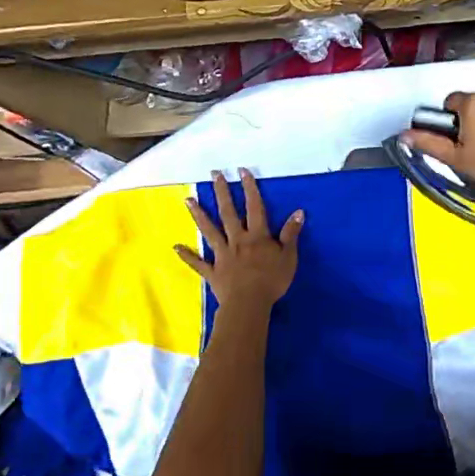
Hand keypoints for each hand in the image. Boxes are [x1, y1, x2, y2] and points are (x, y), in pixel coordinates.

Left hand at [176, 170, 302, 316]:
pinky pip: (198, 263)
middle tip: (214, 174)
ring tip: (188, 200)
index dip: (249, 188)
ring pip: (209, 231)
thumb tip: (299, 211)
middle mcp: (237, 240)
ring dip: (199, 215)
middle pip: (228, 212)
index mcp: (257, 235)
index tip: (242, 171)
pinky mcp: (213, 272)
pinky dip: (187, 256)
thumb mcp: (288, 256)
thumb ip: (291, 234)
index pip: (254, 206)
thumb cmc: (272, 280)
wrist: (249, 304)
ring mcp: (222, 255)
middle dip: (222, 192)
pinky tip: (176, 247)